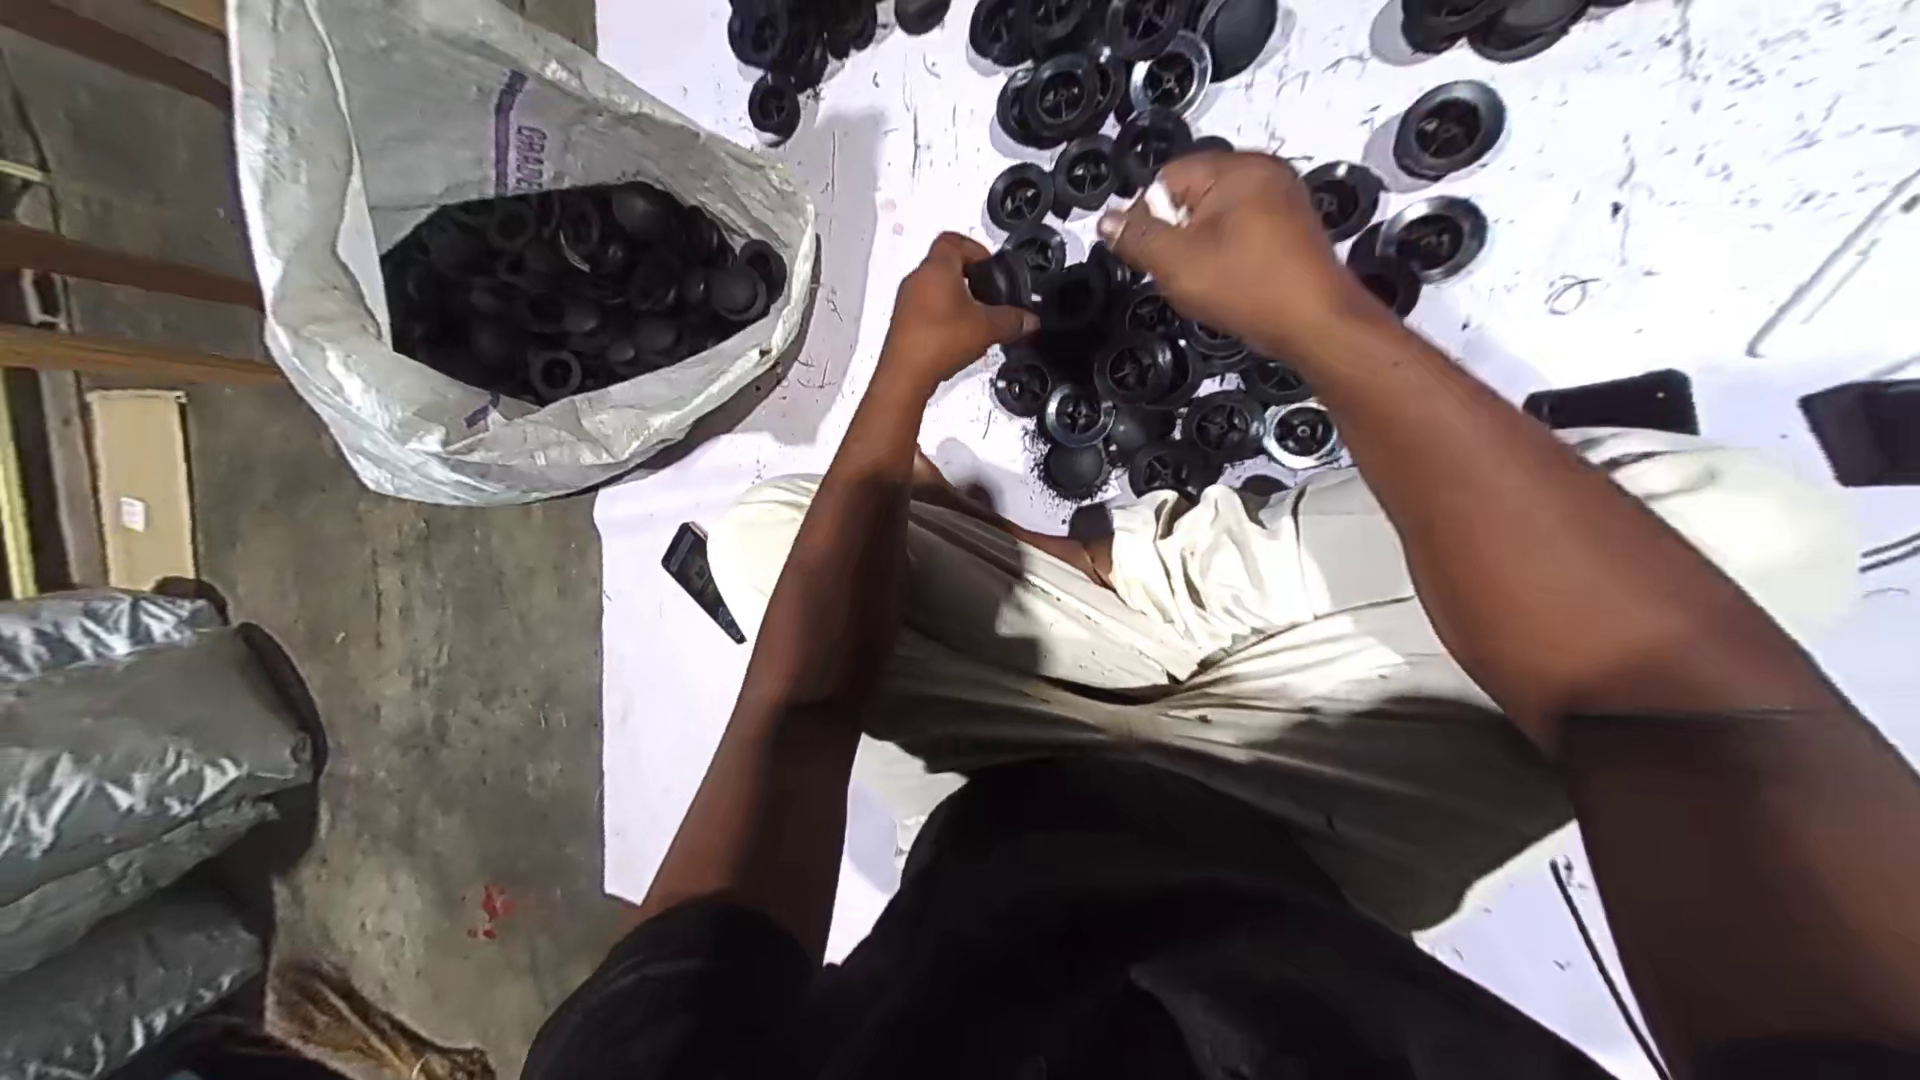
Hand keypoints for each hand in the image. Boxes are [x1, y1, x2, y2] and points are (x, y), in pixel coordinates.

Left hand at [878, 233, 1038, 395]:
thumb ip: (1013, 320)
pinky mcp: (903, 324)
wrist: (906, 374)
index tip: (988, 264)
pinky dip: (942, 319)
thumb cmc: (936, 342)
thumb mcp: (987, 328)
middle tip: (985, 293)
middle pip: (944, 265)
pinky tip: (956, 339)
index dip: (975, 249)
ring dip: (954, 300)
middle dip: (968, 278)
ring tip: (974, 319)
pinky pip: (925, 312)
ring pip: (934, 290)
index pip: (954, 240)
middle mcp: (917, 280)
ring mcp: (906, 302)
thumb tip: (1028, 320)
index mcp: (937, 267)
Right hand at [1097, 153, 1381, 361]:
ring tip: (1204, 281)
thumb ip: (1137, 237)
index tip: (1145, 254)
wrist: (1314, 323)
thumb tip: (1106, 219)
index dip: (1146, 216)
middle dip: (1174, 235)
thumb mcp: (1177, 263)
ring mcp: (1281, 201)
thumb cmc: (1247, 288)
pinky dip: (1224, 256)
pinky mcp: (1289, 229)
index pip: (1167, 177)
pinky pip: (1239, 233)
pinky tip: (1226, 282)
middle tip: (1176, 272)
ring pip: (1214, 219)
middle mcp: (1264, 174)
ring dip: (1197, 250)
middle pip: (1191, 196)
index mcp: (1237, 169)